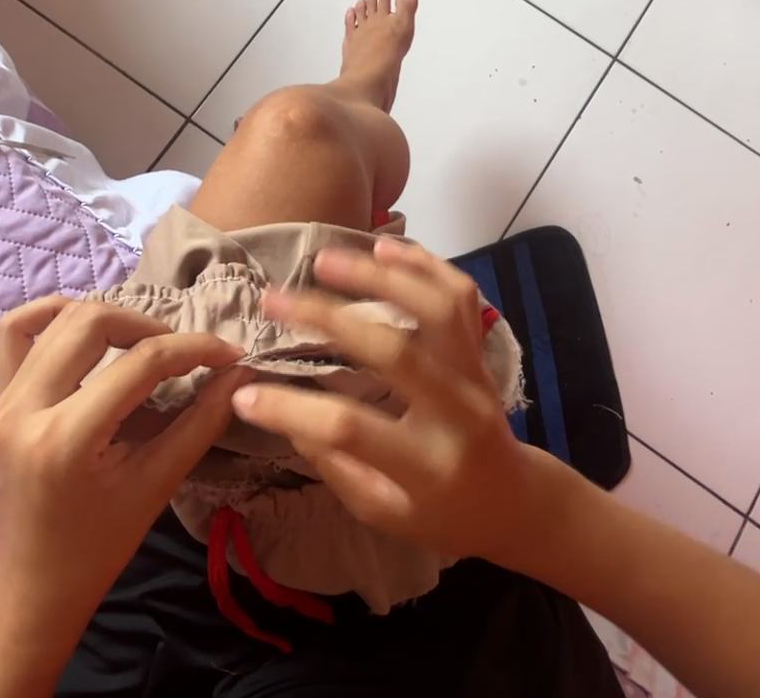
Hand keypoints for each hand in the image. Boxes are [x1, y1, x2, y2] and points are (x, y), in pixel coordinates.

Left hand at [0, 296, 249, 618]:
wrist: (37, 583)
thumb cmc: (102, 544)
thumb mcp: (158, 483)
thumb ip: (201, 421)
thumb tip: (239, 373)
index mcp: (67, 437)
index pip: (141, 363)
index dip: (194, 348)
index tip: (230, 354)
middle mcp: (27, 406)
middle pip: (94, 322)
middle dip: (150, 327)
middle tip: (182, 354)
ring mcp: (6, 398)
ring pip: (59, 318)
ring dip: (112, 319)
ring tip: (145, 345)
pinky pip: (16, 331)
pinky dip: (53, 314)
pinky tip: (87, 327)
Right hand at [232, 240, 575, 574]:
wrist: (514, 499)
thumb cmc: (441, 514)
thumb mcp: (382, 511)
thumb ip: (335, 464)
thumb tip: (285, 414)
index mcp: (426, 465)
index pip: (350, 429)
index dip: (291, 409)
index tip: (244, 394)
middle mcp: (456, 412)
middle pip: (394, 351)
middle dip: (327, 317)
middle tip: (276, 298)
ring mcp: (474, 374)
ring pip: (436, 308)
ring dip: (379, 274)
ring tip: (327, 258)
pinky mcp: (481, 349)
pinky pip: (460, 295)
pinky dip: (424, 263)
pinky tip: (385, 245)